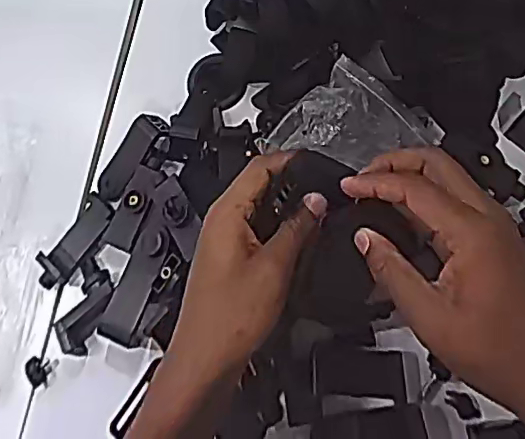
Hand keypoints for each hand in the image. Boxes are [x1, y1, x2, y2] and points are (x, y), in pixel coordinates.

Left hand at [129, 150, 325, 438]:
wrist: (204, 364)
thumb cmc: (226, 321)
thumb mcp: (275, 267)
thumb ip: (298, 228)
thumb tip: (315, 201)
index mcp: (226, 212)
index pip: (260, 165)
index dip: (290, 159)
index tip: (315, 162)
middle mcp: (221, 220)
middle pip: (259, 183)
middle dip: (292, 182)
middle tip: (320, 188)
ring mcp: (224, 239)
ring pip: (260, 207)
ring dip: (287, 207)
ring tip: (315, 214)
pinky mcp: (230, 258)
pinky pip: (258, 228)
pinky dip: (279, 228)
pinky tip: (298, 241)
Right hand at [341, 148, 524, 438]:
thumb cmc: (502, 354)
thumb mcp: (431, 321)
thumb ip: (392, 273)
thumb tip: (366, 238)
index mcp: (473, 231)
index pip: (414, 186)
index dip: (375, 182)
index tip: (350, 186)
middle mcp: (488, 216)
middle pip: (435, 160)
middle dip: (394, 161)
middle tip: (364, 176)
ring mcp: (496, 221)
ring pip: (448, 172)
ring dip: (411, 173)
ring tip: (379, 190)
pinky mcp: (497, 232)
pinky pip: (457, 194)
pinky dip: (427, 191)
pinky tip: (407, 212)